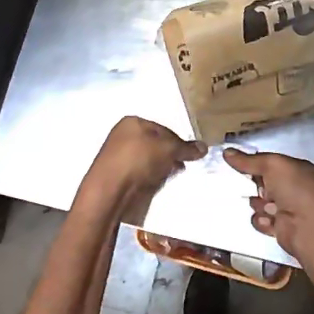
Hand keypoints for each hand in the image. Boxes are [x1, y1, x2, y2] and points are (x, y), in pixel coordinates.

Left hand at [84, 117, 204, 200]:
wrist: (109, 191)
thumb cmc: (139, 160)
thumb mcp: (168, 149)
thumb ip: (186, 148)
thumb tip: (204, 147)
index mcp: (132, 122)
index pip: (163, 129)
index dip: (179, 141)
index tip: (190, 155)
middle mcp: (123, 135)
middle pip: (155, 144)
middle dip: (170, 155)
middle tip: (183, 165)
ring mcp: (118, 156)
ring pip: (148, 160)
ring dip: (161, 167)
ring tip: (171, 176)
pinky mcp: (117, 176)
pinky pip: (140, 173)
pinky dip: (150, 177)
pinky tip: (157, 184)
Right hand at [223, 148, 313, 261]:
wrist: (308, 228)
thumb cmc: (296, 190)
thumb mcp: (272, 166)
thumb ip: (249, 160)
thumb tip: (227, 152)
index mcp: (297, 170)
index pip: (272, 164)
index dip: (257, 164)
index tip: (240, 164)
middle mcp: (294, 189)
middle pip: (264, 184)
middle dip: (256, 186)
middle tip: (255, 187)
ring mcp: (288, 209)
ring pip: (259, 203)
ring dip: (259, 205)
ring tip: (268, 207)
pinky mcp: (280, 228)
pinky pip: (261, 221)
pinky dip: (262, 220)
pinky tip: (269, 220)